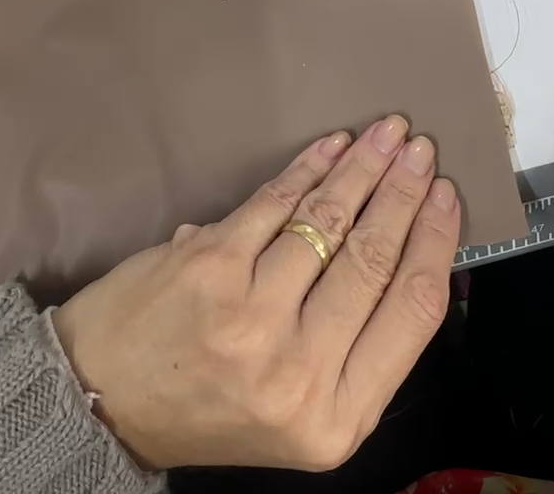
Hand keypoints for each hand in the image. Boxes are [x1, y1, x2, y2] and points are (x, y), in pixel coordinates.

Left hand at [53, 116, 459, 470]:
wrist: (105, 401)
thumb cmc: (208, 403)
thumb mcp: (298, 409)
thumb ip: (355, 347)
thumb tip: (406, 247)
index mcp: (336, 418)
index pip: (413, 312)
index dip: (437, 242)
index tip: (448, 197)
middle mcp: (299, 372)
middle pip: (376, 259)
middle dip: (405, 193)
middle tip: (422, 150)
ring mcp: (252, 316)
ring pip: (331, 221)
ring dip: (365, 168)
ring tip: (388, 135)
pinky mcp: (212, 266)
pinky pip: (277, 201)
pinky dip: (310, 166)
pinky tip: (333, 146)